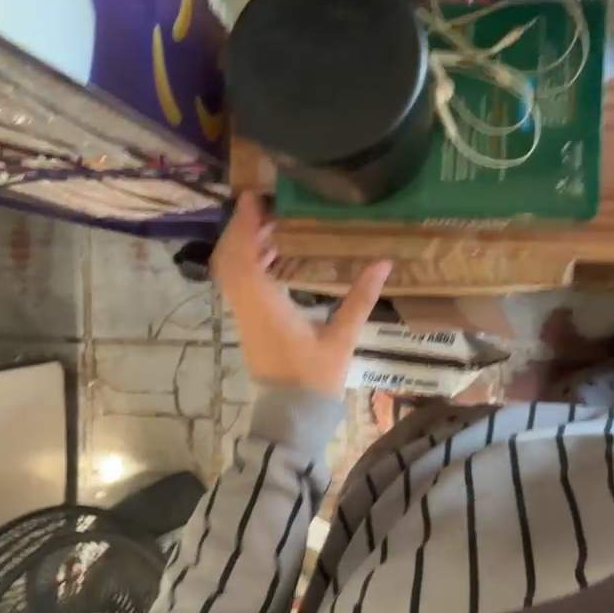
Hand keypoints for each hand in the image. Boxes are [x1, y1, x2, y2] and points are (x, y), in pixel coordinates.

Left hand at [213, 194, 390, 396]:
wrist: (292, 413)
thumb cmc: (316, 377)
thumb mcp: (342, 337)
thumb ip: (360, 298)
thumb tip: (384, 263)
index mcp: (266, 306)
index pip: (243, 256)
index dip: (244, 224)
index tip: (254, 199)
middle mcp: (248, 307)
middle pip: (229, 258)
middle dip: (241, 228)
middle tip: (264, 206)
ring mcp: (244, 316)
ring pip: (231, 271)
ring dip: (244, 245)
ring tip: (271, 226)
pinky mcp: (247, 323)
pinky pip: (239, 285)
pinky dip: (249, 264)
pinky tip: (274, 256)